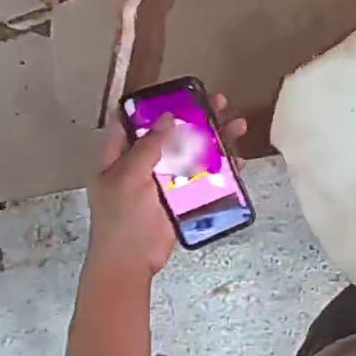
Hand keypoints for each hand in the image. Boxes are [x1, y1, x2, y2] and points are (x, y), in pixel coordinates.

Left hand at [84, 94, 247, 280]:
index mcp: (118, 157)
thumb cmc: (121, 220)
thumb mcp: (129, 176)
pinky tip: (236, 161)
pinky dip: (219, 171)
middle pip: (170, 136)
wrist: (131, 263)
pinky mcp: (180, 201)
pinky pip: (201, 181)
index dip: (152, 106)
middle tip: (217, 103)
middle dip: (194, 119)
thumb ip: (148, 146)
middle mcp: (141, 166)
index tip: (177, 93)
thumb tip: (168, 118)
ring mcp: (162, 184)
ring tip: (236, 126)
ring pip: (190, 156)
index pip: (132, 122)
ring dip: (213, 141)